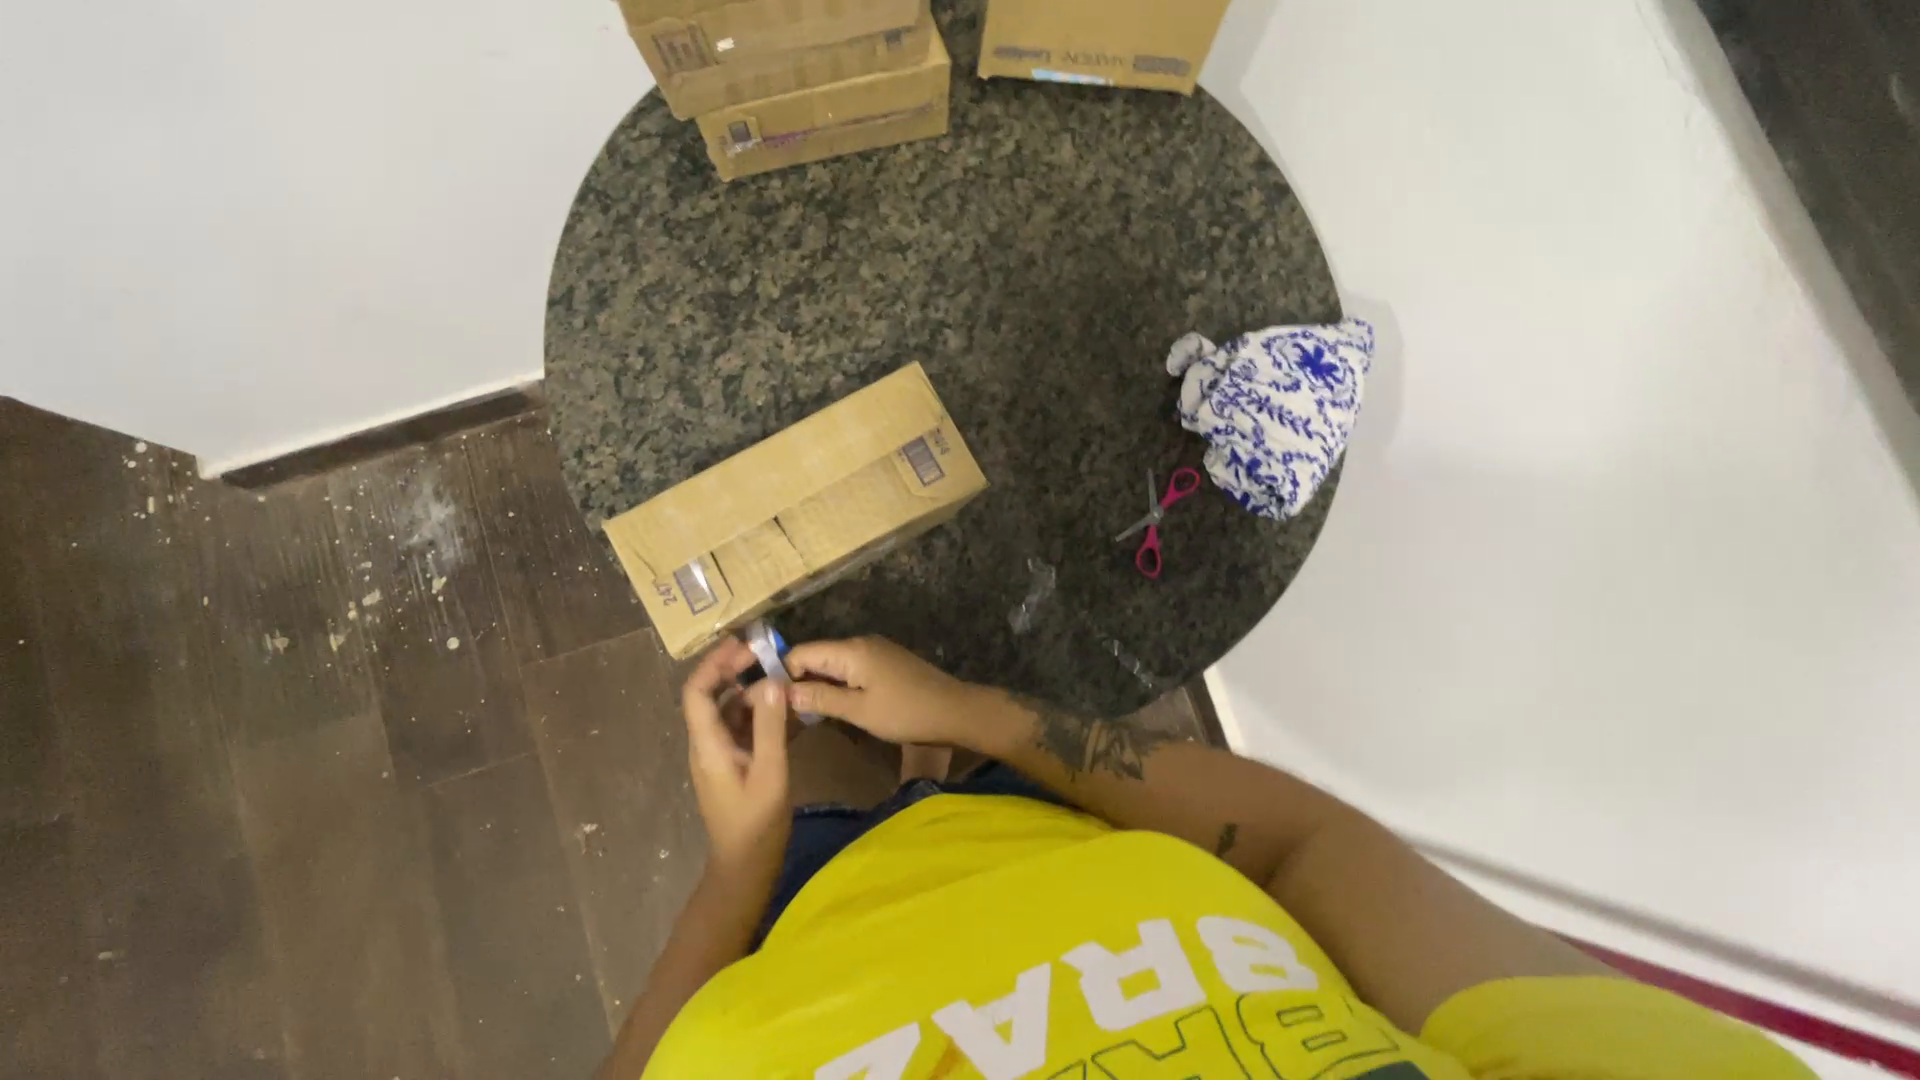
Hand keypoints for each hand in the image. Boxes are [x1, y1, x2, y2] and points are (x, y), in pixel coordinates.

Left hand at [682, 639, 790, 878]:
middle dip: (735, 672)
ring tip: (784, 682)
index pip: (697, 693)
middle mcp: (706, 745)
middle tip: (765, 654)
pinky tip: (786, 711)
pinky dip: (760, 715)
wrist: (744, 867)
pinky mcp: (732, 765)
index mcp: (708, 746)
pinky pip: (742, 729)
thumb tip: (771, 682)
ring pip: (730, 712)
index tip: (741, 645)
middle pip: (712, 697)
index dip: (714, 664)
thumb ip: (771, 727)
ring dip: (753, 693)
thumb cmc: (756, 823)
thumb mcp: (771, 772)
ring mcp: (718, 756)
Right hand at [784, 636, 994, 750]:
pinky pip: (852, 669)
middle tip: (785, 712)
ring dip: (819, 684)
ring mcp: (875, 651)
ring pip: (834, 664)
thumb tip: (784, 691)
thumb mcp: (859, 710)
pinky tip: (834, 706)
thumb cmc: (905, 712)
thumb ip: (821, 698)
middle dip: (799, 680)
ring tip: (804, 713)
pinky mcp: (886, 662)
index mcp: (851, 650)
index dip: (782, 675)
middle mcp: (860, 643)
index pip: (801, 652)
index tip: (771, 701)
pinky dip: (839, 684)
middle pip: (817, 656)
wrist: (954, 711)